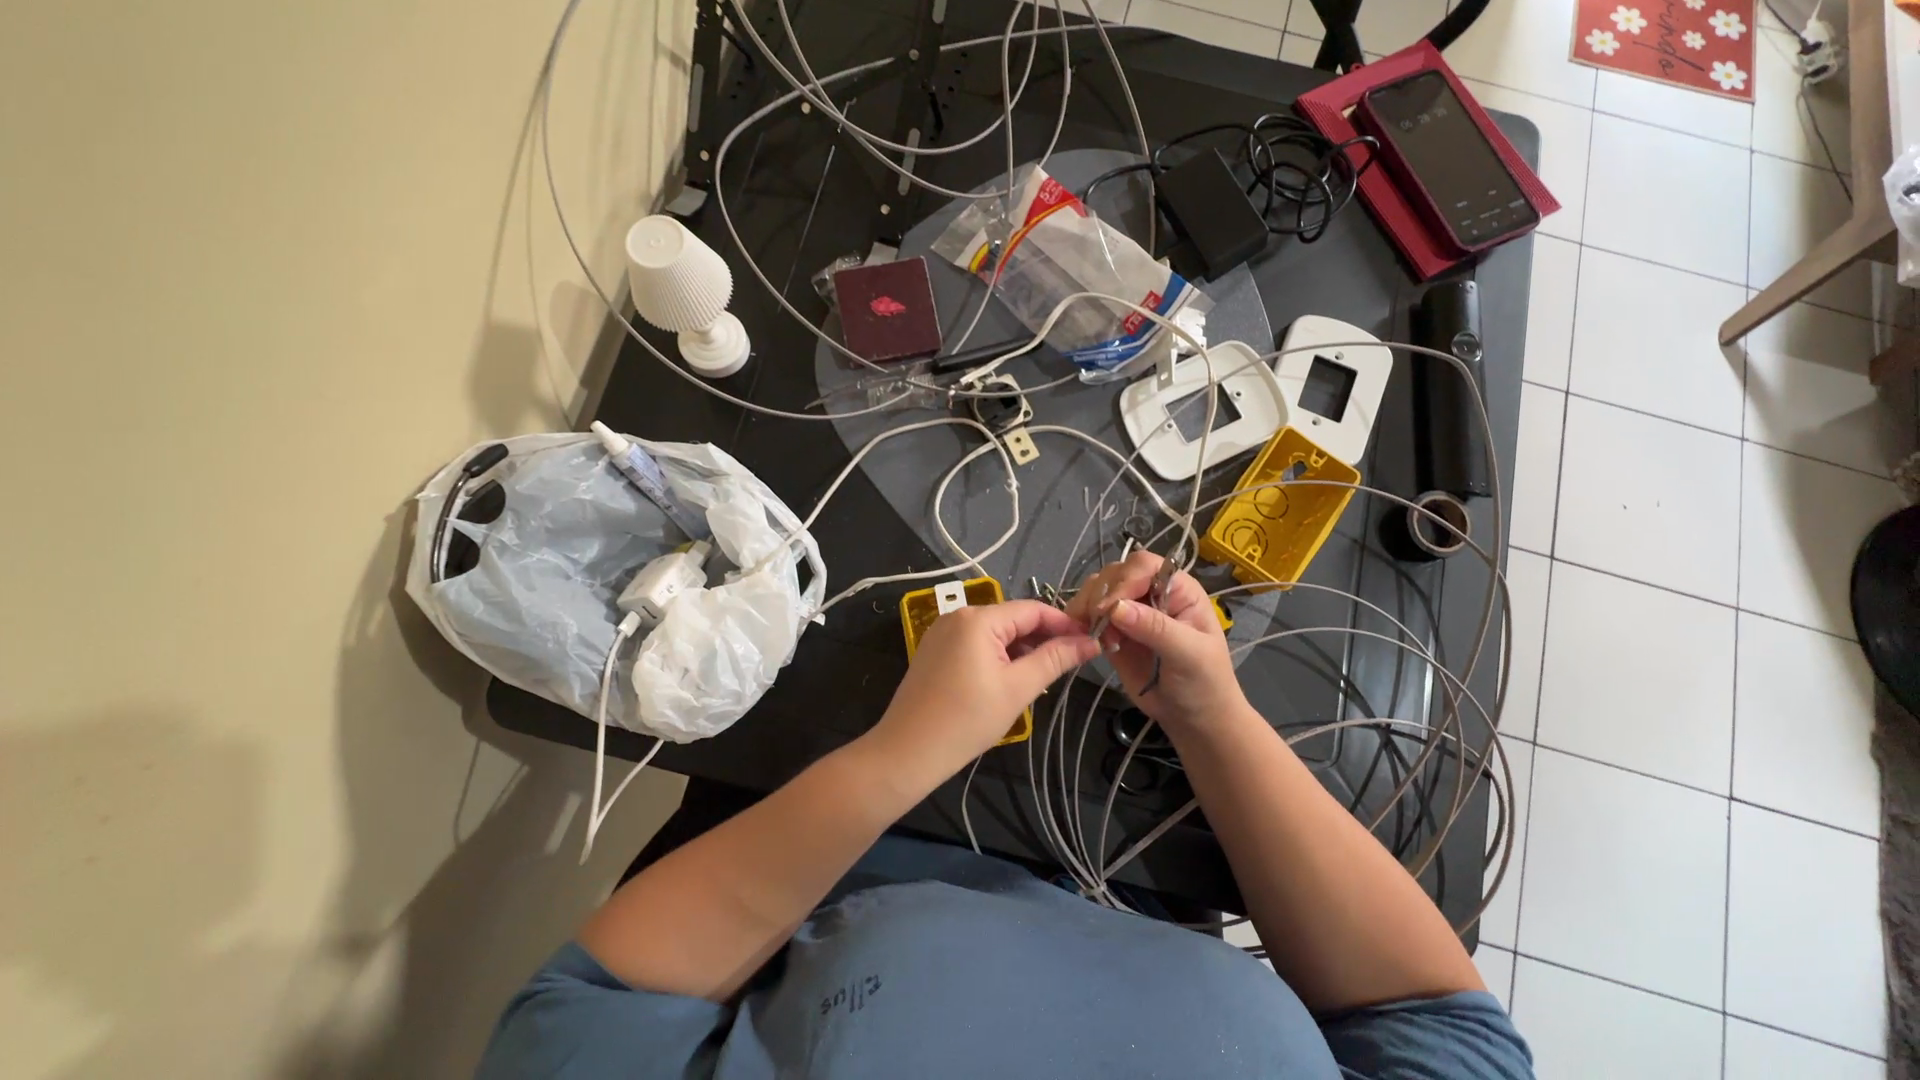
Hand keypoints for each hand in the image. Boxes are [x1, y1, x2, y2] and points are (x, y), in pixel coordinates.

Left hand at [867, 600, 1099, 782]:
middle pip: (1012, 619)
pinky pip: (975, 645)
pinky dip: (998, 656)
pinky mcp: (934, 652)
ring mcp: (942, 633)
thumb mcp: (1018, 688)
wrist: (908, 751)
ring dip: (1022, 649)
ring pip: (995, 633)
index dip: (1064, 623)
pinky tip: (1012, 679)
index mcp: (978, 618)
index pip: (1032, 609)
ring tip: (1045, 675)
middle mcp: (957, 616)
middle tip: (1073, 662)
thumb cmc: (967, 720)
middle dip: (1043, 638)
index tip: (1091, 641)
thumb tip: (1090, 641)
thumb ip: (1055, 659)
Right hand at [1064, 552, 1249, 734]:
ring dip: (1088, 607)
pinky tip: (1089, 640)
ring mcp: (1130, 611)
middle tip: (1098, 626)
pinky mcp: (1113, 631)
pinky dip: (1082, 622)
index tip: (1109, 608)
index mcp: (1178, 588)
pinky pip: (1090, 615)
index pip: (1144, 566)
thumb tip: (1116, 607)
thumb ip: (1156, 628)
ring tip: (1097, 636)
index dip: (1124, 581)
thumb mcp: (1190, 654)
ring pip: (1097, 590)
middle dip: (1101, 595)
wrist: (1194, 717)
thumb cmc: (1204, 682)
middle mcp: (1152, 592)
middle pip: (1116, 573)